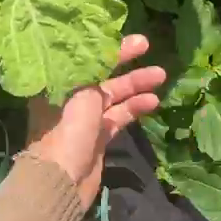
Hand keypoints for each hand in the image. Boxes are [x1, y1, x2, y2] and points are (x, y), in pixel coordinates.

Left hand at [24, 35, 165, 209]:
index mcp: (59, 83)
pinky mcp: (98, 137)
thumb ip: (94, 74)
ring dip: (136, 87)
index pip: (87, 59)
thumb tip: (105, 54)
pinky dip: (135, 109)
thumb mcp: (81, 93)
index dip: (112, 48)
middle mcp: (71, 98)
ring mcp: (85, 119)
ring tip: (161, 75)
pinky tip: (154, 101)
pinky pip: (119, 116)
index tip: (134, 40)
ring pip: (114, 97)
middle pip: (103, 76)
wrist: (62, 179)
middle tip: (150, 48)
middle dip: (127, 64)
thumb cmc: (67, 129)